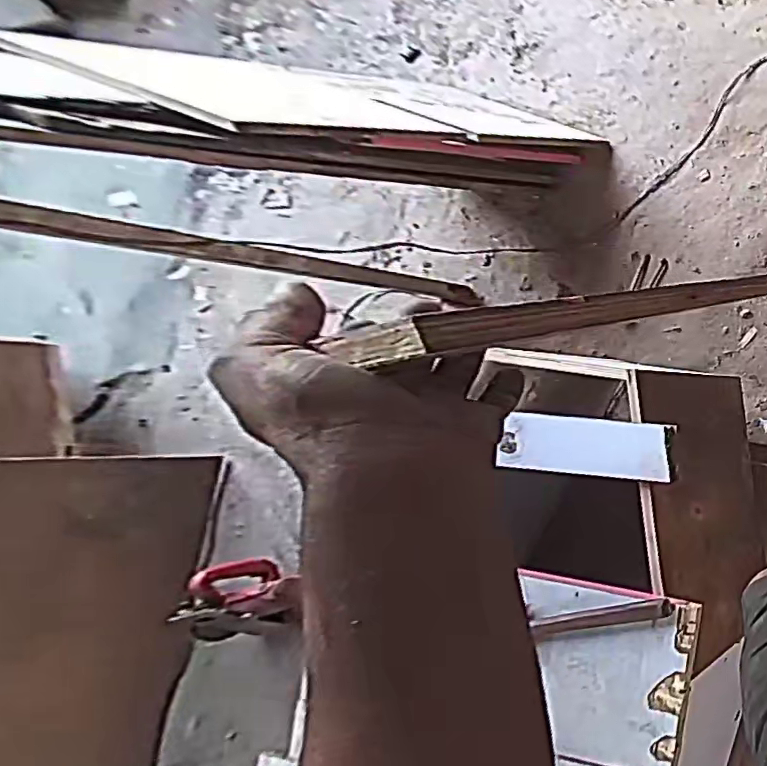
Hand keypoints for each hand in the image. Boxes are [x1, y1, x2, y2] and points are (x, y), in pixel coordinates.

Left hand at [209, 284, 519, 478]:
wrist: (395, 469)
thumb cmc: (329, 427)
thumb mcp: (260, 366)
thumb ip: (271, 325)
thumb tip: (295, 296)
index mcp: (333, 385)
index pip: (349, 342)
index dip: (360, 319)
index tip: (374, 298)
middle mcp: (384, 400)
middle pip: (406, 351)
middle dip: (419, 323)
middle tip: (431, 303)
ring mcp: (431, 411)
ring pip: (453, 368)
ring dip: (463, 344)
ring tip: (470, 321)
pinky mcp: (471, 424)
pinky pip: (493, 400)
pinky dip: (503, 384)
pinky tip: (506, 370)